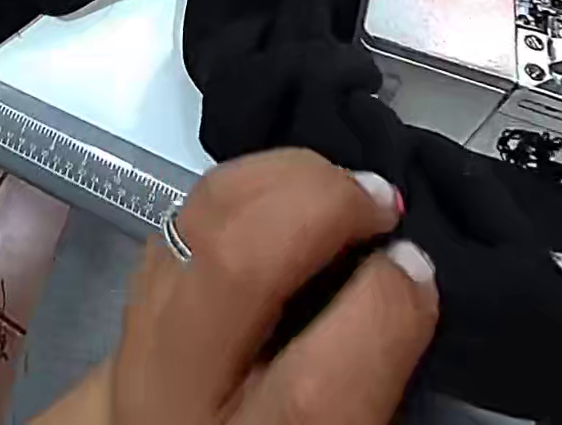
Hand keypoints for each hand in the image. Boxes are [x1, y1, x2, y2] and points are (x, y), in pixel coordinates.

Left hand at [34, 149, 437, 424]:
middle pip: (238, 262)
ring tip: (343, 182)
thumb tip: (407, 271)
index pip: (313, 388)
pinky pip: (197, 198)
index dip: (384, 309)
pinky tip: (293, 183)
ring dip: (287, 173)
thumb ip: (364, 368)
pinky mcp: (142, 266)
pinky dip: (254, 175)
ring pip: (207, 208)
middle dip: (322, 206)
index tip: (418, 266)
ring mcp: (145, 313)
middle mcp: (176, 384)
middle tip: (381, 201)